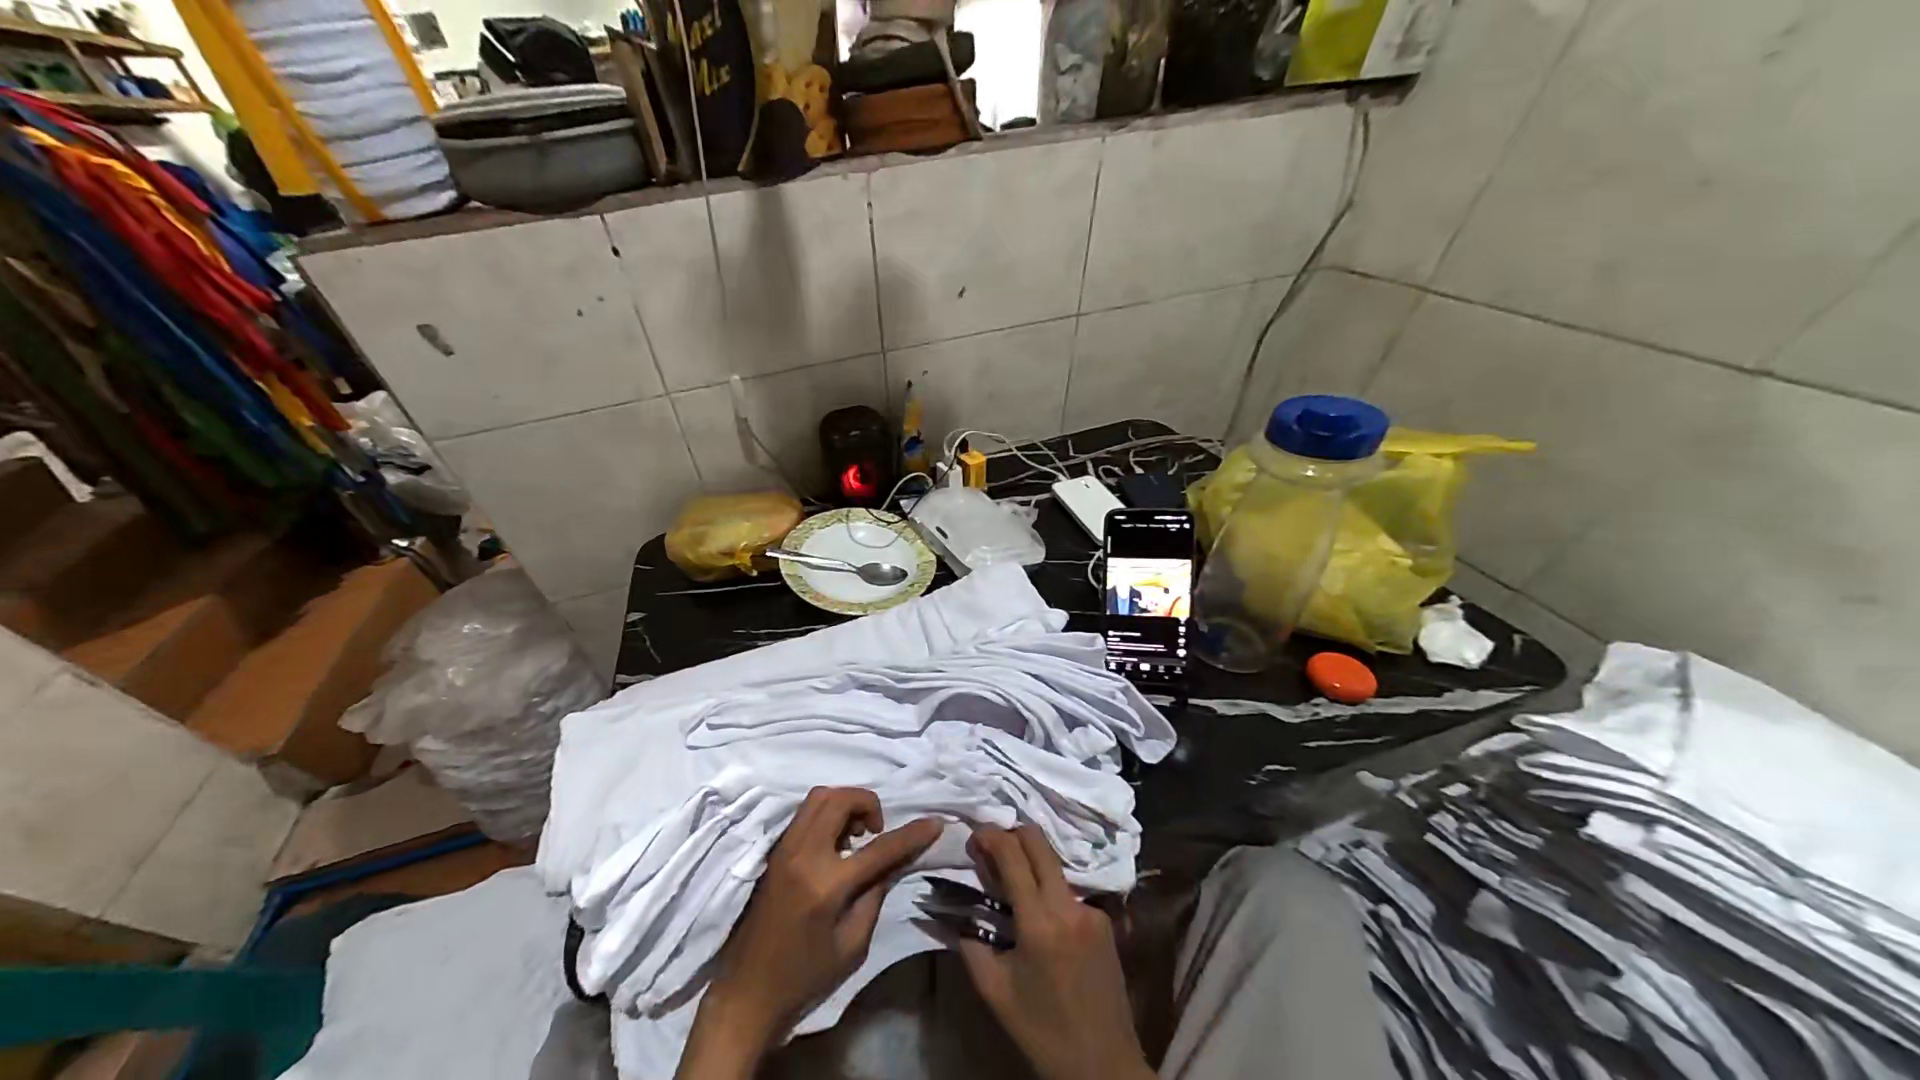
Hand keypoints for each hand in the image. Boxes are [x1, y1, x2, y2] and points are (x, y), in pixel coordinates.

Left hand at [677, 787, 940, 1079]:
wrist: (746, 993)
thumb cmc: (804, 978)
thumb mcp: (853, 944)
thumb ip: (875, 894)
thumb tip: (894, 860)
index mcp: (826, 884)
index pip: (879, 848)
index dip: (912, 834)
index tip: (934, 823)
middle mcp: (803, 855)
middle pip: (840, 799)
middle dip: (868, 803)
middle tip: (877, 831)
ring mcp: (784, 849)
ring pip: (818, 797)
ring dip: (846, 804)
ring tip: (857, 836)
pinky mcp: (774, 852)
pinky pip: (804, 813)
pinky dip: (827, 814)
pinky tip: (835, 844)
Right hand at [956, 826, 1153, 1079]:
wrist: (1105, 1066)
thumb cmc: (1043, 1033)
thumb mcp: (994, 992)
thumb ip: (971, 944)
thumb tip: (954, 911)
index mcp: (1040, 923)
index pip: (1013, 856)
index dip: (990, 836)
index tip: (972, 836)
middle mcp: (1070, 906)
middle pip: (1040, 844)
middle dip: (1011, 834)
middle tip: (989, 846)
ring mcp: (1093, 911)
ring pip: (1056, 866)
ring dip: (1030, 862)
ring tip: (1009, 882)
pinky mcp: (1106, 922)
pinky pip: (1070, 891)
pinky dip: (1049, 890)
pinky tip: (1038, 913)